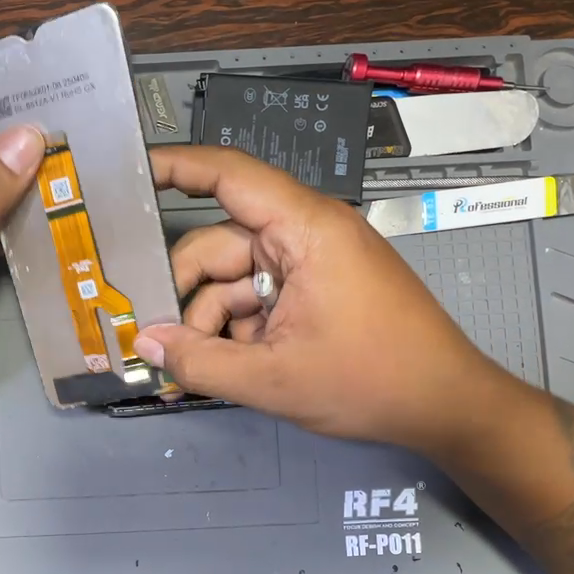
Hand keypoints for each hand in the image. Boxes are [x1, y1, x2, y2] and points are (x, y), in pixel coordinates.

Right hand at [135, 145, 504, 451]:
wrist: (443, 405)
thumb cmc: (372, 381)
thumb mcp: (273, 379)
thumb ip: (199, 362)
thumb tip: (145, 345)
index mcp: (304, 230)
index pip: (230, 176)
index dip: (177, 168)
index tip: (131, 173)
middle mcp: (303, 237)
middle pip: (218, 246)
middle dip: (184, 293)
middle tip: (152, 338)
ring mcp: (308, 267)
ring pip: (231, 281)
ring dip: (209, 323)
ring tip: (194, 369)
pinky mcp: (312, 294)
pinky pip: (255, 302)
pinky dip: (235, 333)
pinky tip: (227, 368)